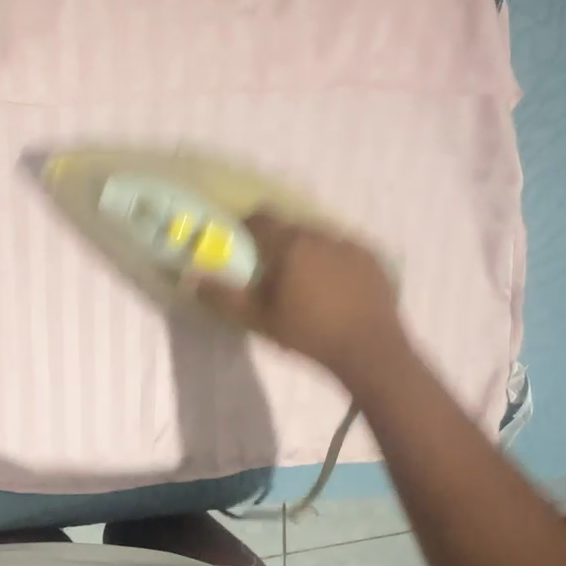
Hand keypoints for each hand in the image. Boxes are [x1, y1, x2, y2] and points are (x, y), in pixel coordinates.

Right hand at [195, 212, 407, 382]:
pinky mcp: (372, 257)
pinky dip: (333, 264)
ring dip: (306, 254)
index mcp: (289, 245)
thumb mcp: (258, 320)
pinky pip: (344, 251)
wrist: (369, 349)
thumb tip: (193, 279)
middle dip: (277, 245)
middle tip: (271, 276)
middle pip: (290, 228)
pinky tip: (334, 293)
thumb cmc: (308, 334)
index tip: (241, 248)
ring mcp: (351, 243)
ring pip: (318, 238)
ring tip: (305, 287)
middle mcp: (321, 233)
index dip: (246, 227)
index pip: (260, 217)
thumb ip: (224, 297)